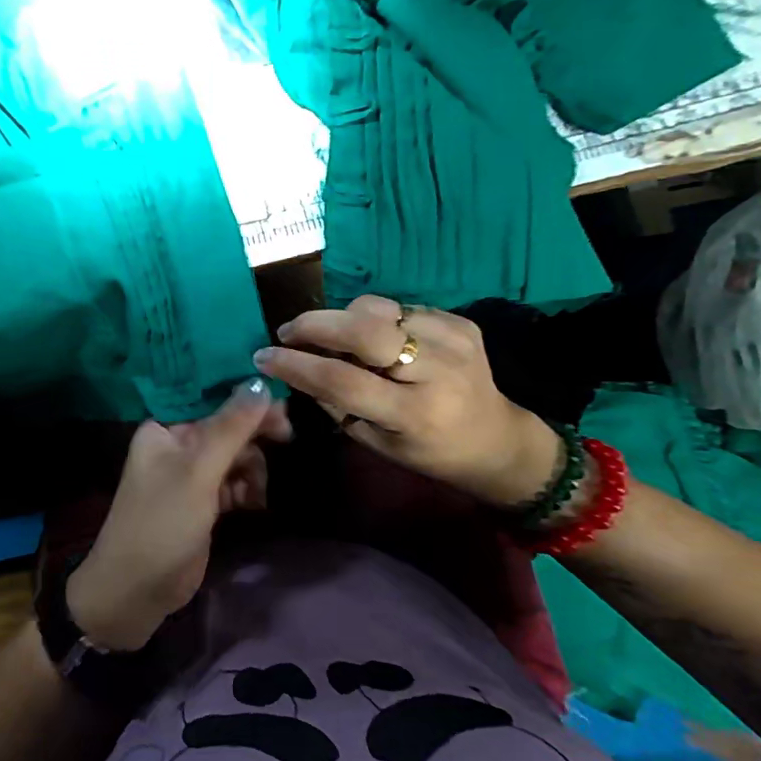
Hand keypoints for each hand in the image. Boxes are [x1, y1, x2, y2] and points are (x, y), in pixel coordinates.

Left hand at [66, 378, 291, 651]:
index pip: (211, 397)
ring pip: (235, 454)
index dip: (246, 396)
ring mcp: (191, 475)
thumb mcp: (198, 473)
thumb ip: (231, 428)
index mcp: (165, 428)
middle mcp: (178, 445)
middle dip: (255, 433)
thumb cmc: (161, 523)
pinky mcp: (204, 502)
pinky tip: (256, 502)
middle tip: (287, 438)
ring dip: (253, 467)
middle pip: (227, 425)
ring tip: (259, 489)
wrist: (136, 593)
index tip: (281, 401)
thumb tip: (261, 382)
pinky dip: (248, 488)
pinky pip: (235, 482)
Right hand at [252, 295, 559, 508]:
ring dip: (343, 317)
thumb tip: (295, 367)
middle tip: (288, 331)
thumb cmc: (429, 452)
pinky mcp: (460, 321)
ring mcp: (452, 338)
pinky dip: (376, 319)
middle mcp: (437, 370)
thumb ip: (336, 403)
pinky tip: (374, 338)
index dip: (298, 364)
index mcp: (415, 414)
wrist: (495, 438)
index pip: (343, 380)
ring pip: (378, 308)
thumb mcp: (377, 443)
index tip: (265, 355)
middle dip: (315, 324)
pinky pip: (400, 308)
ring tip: (330, 335)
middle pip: (363, 329)